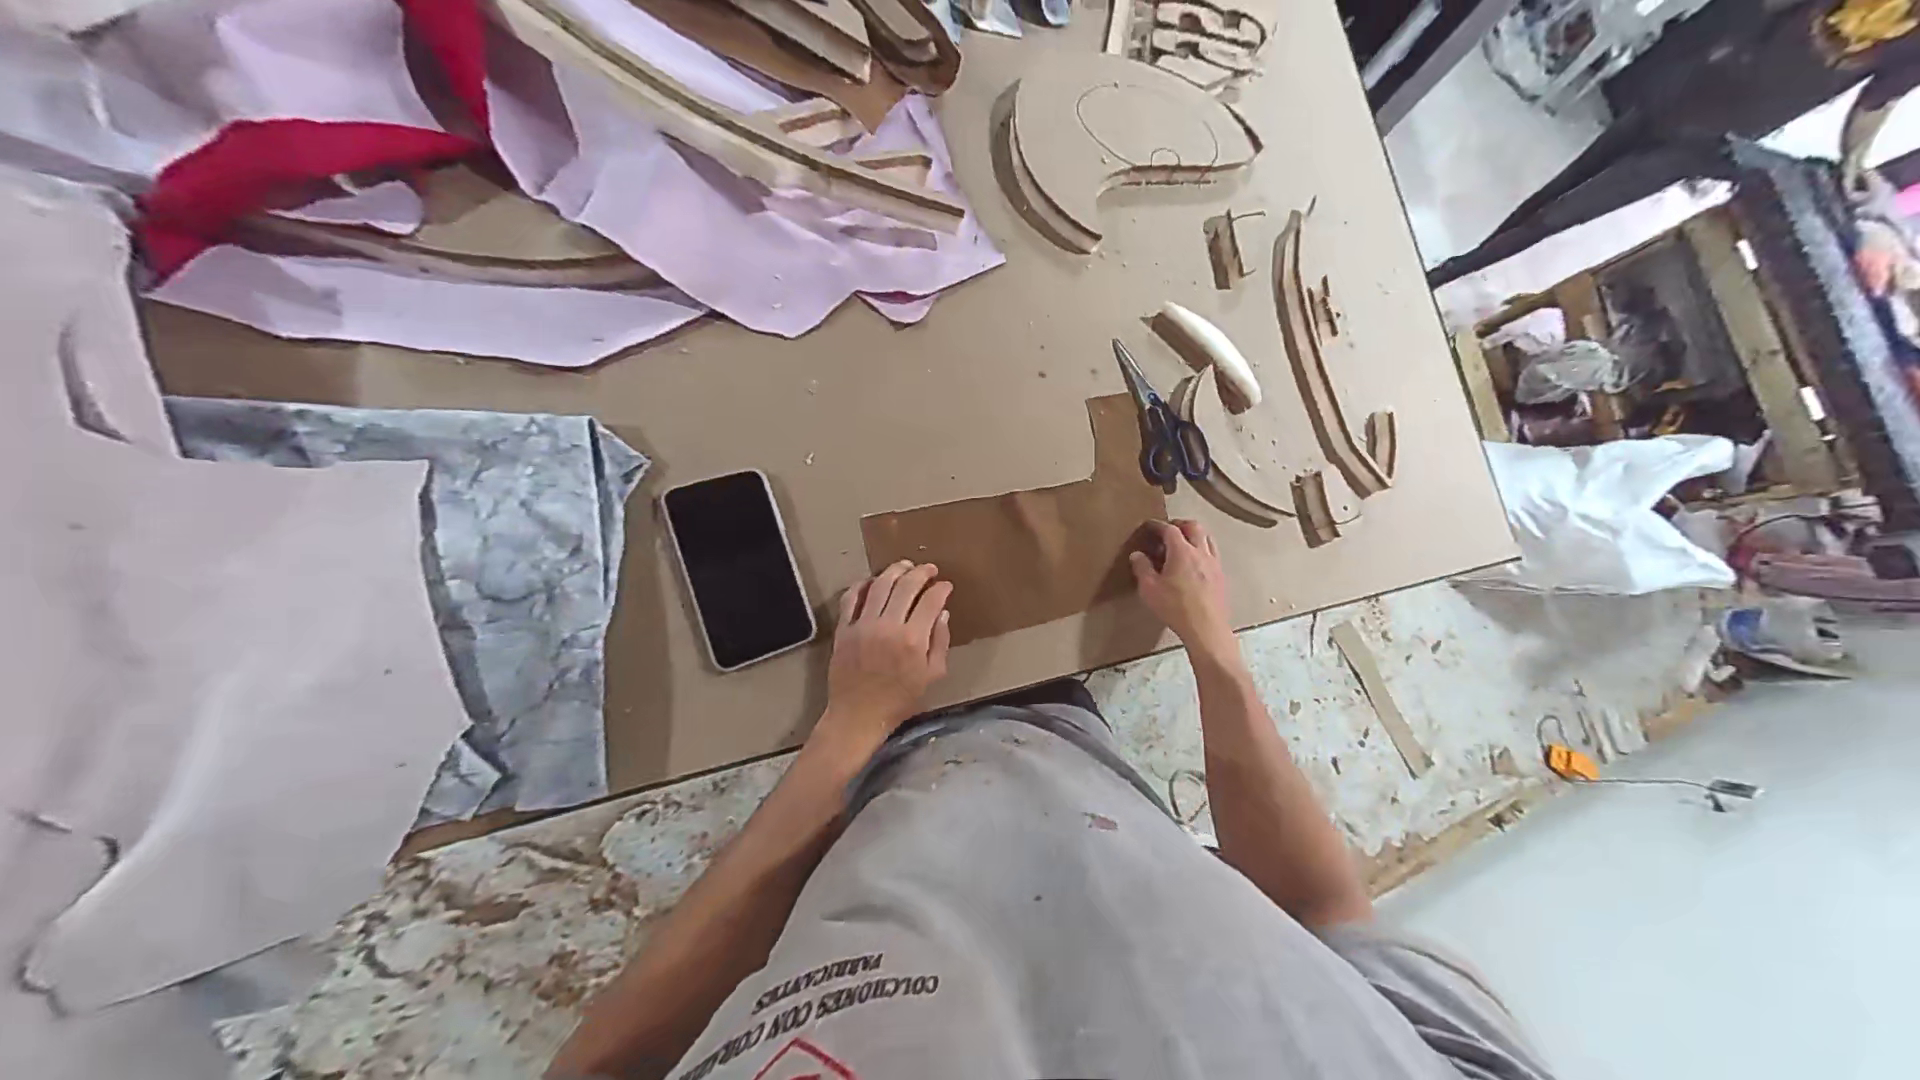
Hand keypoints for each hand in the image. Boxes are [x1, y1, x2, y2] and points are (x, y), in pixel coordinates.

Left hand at [817, 561, 952, 753]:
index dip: (941, 589)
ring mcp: (863, 625)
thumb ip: (940, 642)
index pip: (930, 601)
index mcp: (913, 640)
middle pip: (906, 586)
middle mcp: (888, 627)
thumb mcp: (932, 676)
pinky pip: (851, 598)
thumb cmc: (899, 700)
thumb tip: (942, 614)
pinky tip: (873, 581)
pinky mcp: (844, 629)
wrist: (858, 715)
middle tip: (929, 569)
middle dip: (921, 573)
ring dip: (894, 571)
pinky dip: (862, 584)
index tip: (945, 585)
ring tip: (904, 567)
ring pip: (879, 585)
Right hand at [1130, 520, 1234, 656]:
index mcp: (1182, 552)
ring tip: (1182, 544)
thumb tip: (1137, 555)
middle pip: (1194, 527)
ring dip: (1194, 535)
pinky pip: (1213, 554)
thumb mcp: (1149, 589)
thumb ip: (1142, 568)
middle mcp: (1201, 552)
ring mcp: (1214, 564)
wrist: (1206, 628)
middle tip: (1169, 530)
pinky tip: (1194, 563)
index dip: (1158, 525)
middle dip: (1180, 524)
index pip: (1170, 529)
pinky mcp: (1221, 577)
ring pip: (1207, 539)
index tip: (1149, 526)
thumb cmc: (1175, 607)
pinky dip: (1202, 550)